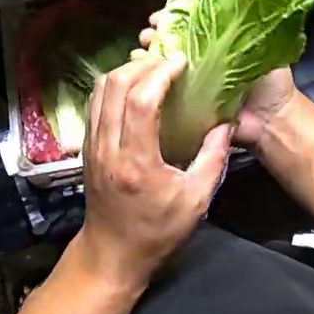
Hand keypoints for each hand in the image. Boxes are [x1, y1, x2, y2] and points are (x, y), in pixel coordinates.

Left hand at [76, 55, 231, 292]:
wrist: (112, 253)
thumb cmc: (156, 231)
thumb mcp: (196, 201)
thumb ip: (213, 159)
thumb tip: (227, 123)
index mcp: (136, 161)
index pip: (140, 101)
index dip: (160, 73)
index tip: (180, 62)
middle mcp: (107, 147)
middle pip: (114, 85)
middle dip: (142, 64)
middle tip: (167, 61)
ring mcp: (92, 145)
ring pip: (99, 90)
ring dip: (125, 72)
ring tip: (152, 69)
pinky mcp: (87, 146)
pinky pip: (95, 102)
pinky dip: (114, 86)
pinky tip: (135, 88)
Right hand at [136, 13, 299, 154]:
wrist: (273, 121)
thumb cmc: (272, 85)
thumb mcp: (263, 49)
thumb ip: (248, 31)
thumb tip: (236, 3)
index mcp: (215, 46)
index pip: (185, 27)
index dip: (169, 19)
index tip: (158, 17)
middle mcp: (198, 64)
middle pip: (167, 45)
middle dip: (152, 37)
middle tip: (148, 35)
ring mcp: (190, 87)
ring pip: (159, 69)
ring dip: (145, 59)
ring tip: (141, 55)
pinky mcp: (185, 109)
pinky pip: (161, 96)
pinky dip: (147, 87)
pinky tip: (140, 79)